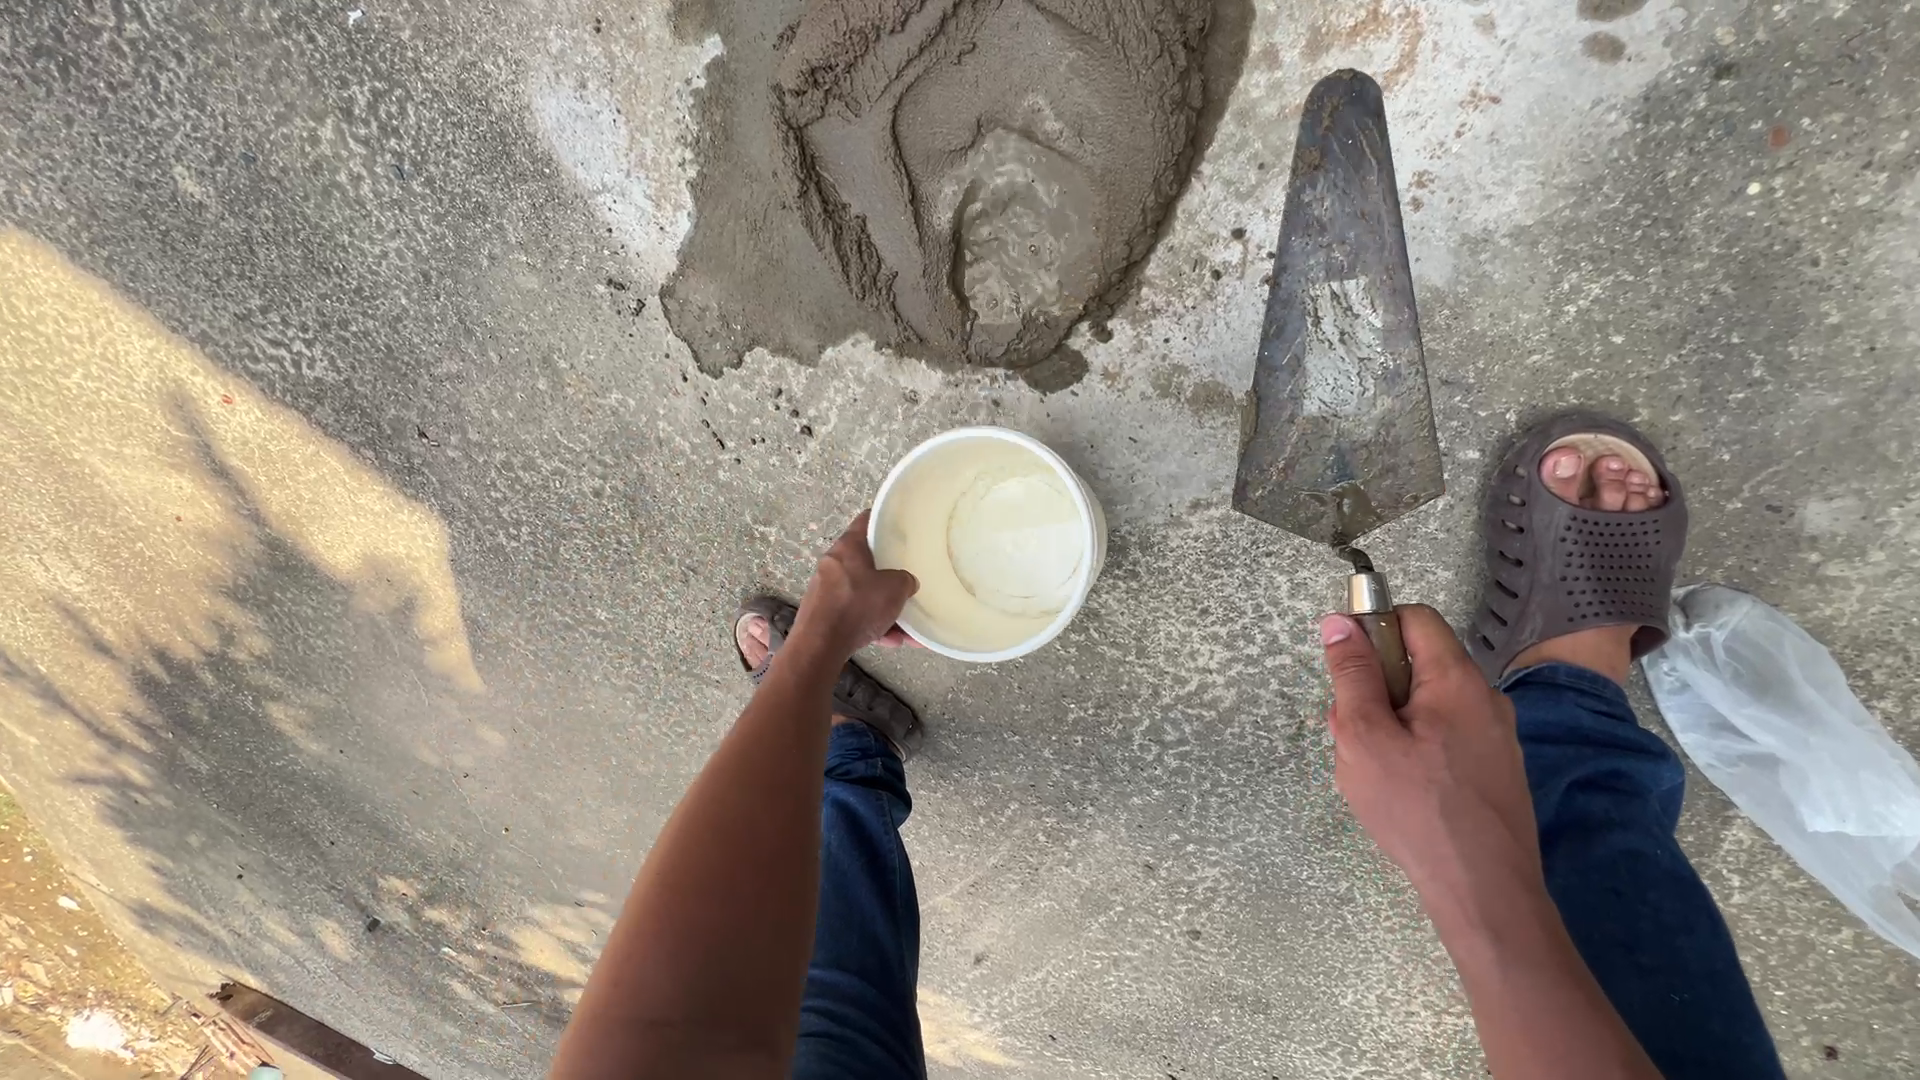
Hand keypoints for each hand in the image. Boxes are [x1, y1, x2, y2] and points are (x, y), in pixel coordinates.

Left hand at [788, 511, 919, 661]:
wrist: (819, 646)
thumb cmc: (857, 605)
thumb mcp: (895, 588)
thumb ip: (905, 580)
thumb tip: (906, 583)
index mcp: (847, 547)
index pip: (867, 521)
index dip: (885, 521)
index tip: (901, 526)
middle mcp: (832, 564)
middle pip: (865, 561)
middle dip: (888, 574)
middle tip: (906, 579)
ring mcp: (825, 590)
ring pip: (862, 593)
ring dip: (884, 608)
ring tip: (908, 628)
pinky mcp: (823, 615)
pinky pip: (855, 615)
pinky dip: (873, 625)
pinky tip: (893, 641)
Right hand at [1319, 606, 1542, 912]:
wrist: (1483, 891)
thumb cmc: (1414, 806)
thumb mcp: (1363, 734)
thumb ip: (1351, 675)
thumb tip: (1339, 622)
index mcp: (1456, 681)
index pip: (1414, 618)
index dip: (1372, 626)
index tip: (1344, 664)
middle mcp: (1485, 699)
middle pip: (1416, 664)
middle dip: (1373, 687)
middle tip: (1351, 730)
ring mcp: (1495, 737)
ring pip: (1424, 704)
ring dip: (1387, 721)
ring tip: (1370, 766)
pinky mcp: (1494, 769)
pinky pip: (1441, 735)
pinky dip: (1411, 746)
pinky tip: (1398, 786)